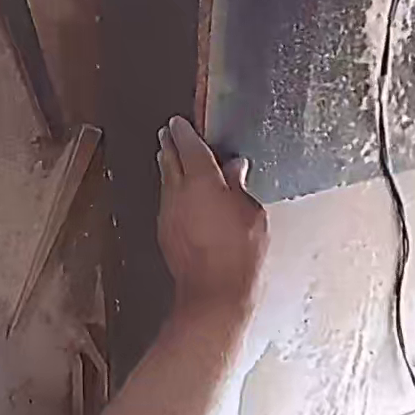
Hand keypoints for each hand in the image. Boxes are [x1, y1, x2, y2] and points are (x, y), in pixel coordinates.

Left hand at [156, 116, 267, 321]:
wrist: (212, 291)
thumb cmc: (238, 253)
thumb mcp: (251, 214)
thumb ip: (238, 186)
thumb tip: (234, 168)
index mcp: (202, 181)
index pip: (190, 147)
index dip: (184, 132)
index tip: (178, 122)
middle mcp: (178, 193)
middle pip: (169, 161)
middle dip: (168, 146)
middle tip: (167, 134)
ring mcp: (167, 213)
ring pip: (165, 182)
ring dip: (167, 167)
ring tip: (169, 158)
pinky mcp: (164, 231)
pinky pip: (166, 202)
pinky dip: (171, 191)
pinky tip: (178, 194)